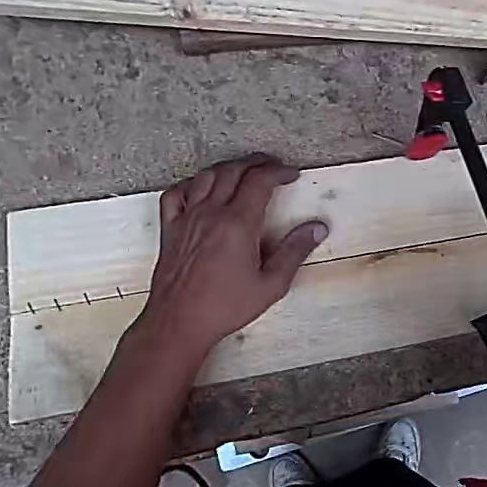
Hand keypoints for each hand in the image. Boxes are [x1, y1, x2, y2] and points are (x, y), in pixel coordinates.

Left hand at [129, 154, 327, 357]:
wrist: (179, 322)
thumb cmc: (225, 307)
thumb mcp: (271, 284)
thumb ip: (295, 252)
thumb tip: (316, 229)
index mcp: (237, 224)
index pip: (259, 181)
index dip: (278, 172)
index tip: (291, 174)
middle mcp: (210, 214)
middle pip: (233, 171)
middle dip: (256, 163)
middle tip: (272, 166)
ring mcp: (187, 219)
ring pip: (206, 177)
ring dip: (228, 168)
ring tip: (244, 171)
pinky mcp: (170, 229)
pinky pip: (176, 194)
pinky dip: (191, 184)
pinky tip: (201, 188)